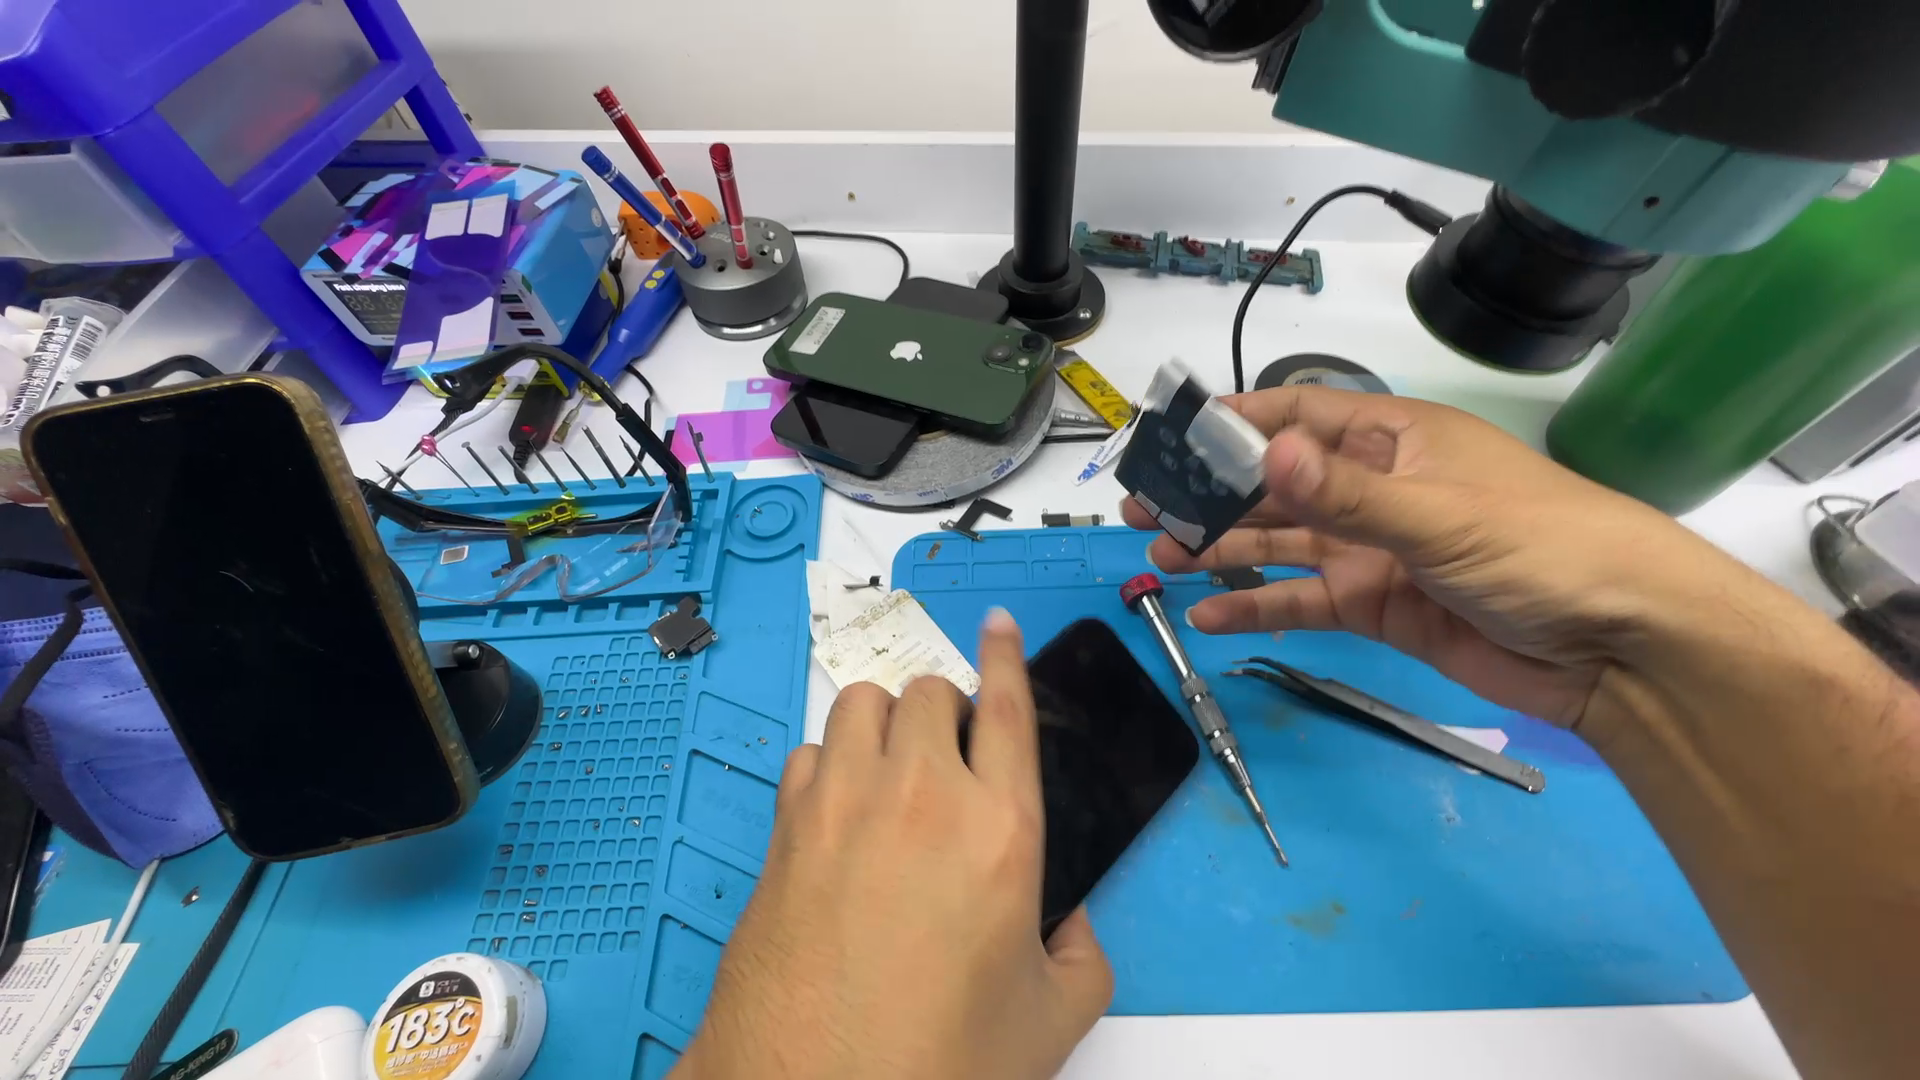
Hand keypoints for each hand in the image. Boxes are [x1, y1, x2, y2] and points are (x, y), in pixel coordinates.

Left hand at [674, 610, 1112, 1079]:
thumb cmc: (939, 1056)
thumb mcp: (1051, 1019)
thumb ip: (1084, 956)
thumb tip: (1071, 923)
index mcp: (1000, 828)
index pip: (1008, 708)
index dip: (1006, 654)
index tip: (998, 621)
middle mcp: (923, 792)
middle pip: (930, 693)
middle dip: (944, 712)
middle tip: (946, 760)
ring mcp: (846, 798)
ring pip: (865, 702)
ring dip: (886, 722)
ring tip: (892, 768)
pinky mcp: (788, 821)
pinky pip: (810, 751)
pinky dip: (830, 763)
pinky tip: (839, 806)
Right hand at [1122, 386, 1743, 731]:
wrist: (1625, 653)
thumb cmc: (1544, 551)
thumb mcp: (1439, 516)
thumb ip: (1346, 493)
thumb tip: (1267, 453)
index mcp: (1394, 441)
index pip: (1297, 416)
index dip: (1234, 422)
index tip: (1172, 434)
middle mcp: (1373, 489)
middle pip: (1274, 485)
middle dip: (1210, 494)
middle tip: (1146, 508)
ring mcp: (1370, 550)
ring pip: (1278, 542)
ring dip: (1220, 549)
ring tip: (1162, 559)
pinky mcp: (1372, 604)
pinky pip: (1300, 600)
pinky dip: (1256, 607)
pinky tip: (1210, 616)